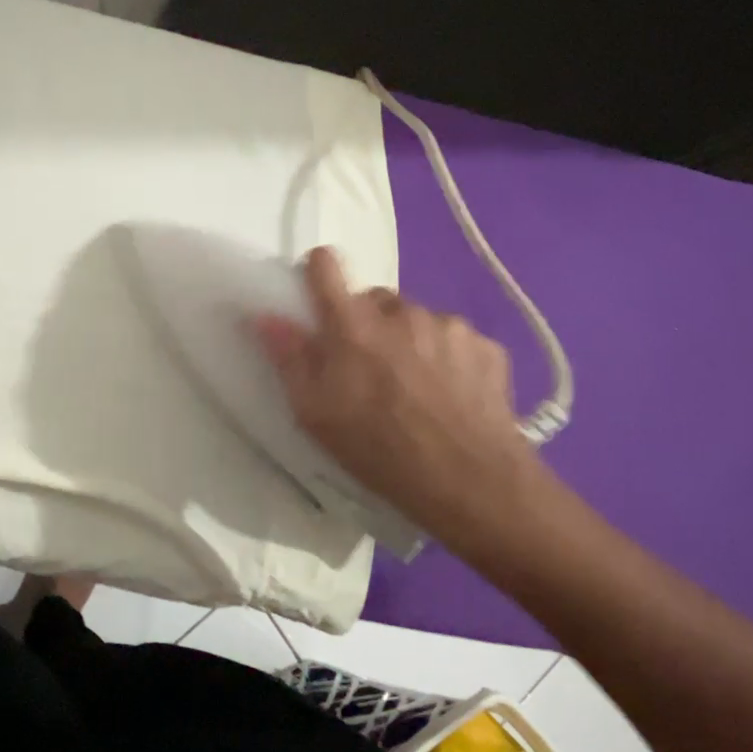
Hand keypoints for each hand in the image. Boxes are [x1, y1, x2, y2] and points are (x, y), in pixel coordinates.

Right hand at [253, 247, 545, 542]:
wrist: (474, 486)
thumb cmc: (381, 453)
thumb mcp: (316, 416)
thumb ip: (290, 359)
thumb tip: (266, 317)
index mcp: (352, 325)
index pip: (326, 266)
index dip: (318, 273)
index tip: (318, 296)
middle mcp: (401, 312)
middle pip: (373, 299)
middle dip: (367, 324)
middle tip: (370, 369)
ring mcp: (448, 325)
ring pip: (416, 319)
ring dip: (409, 340)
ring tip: (416, 388)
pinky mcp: (486, 345)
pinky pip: (455, 339)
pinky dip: (448, 358)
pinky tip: (451, 396)